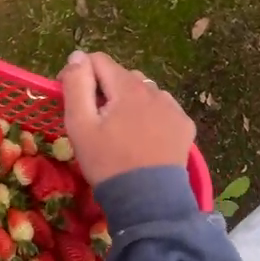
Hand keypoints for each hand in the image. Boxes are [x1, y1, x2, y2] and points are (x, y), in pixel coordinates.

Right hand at [58, 50, 195, 186]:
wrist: (149, 204)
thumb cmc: (108, 163)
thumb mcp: (80, 124)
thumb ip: (76, 84)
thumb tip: (77, 56)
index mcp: (127, 86)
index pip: (97, 60)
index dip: (80, 75)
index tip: (75, 101)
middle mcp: (153, 89)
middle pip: (120, 75)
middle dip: (105, 89)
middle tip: (97, 121)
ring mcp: (172, 107)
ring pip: (141, 90)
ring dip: (127, 101)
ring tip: (120, 130)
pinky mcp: (184, 125)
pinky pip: (161, 107)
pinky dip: (149, 114)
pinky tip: (143, 137)